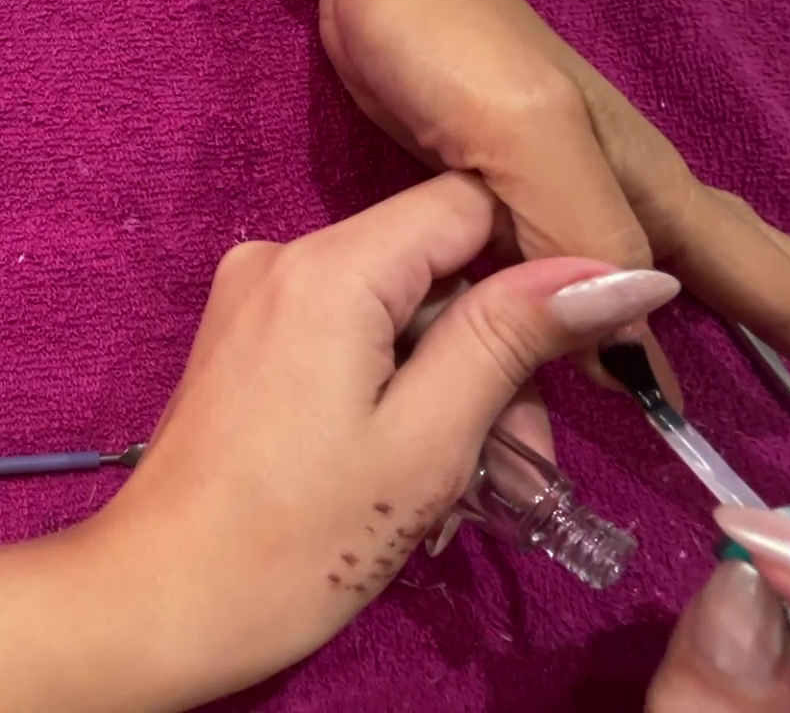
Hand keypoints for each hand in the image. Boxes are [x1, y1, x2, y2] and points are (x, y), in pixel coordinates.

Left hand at [85, 174, 681, 700]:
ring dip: (444, 374)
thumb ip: (512, 337)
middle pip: (426, 259)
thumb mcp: (425, 439)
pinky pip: (340, 323)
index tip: (579, 348)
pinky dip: (387, 373)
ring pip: (388, 298)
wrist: (165, 587)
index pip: (464, 203)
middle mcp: (278, 254)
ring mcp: (251, 290)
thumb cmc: (300, 535)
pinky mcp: (241, 327)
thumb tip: (625, 271)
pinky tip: (402, 452)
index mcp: (324, 266)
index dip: (537, 259)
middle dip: (489, 344)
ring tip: (466, 477)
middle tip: (521, 456)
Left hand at [318, 0, 789, 442]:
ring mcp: (557, 186)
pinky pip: (572, 262)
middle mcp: (617, 193)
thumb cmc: (452, 49)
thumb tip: (634, 349)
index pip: (773, 284)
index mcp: (643, 187)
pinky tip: (599, 330)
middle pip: (742, 278)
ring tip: (759, 394)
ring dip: (722, 335)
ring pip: (659, 276)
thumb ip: (580, 228)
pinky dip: (607, 306)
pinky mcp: (496, 182)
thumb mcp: (523, 137)